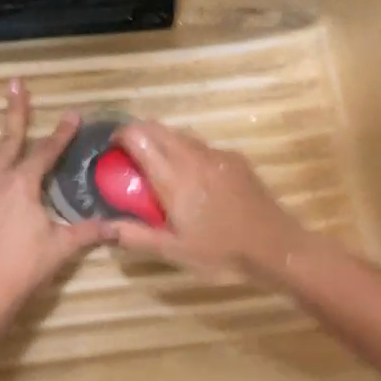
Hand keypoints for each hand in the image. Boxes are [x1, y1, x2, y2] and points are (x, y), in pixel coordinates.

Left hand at [0, 80, 116, 312]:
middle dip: (15, 110)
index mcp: (25, 184)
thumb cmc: (27, 265)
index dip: (62, 133)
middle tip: (15, 82)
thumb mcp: (63, 246)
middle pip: (10, 138)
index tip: (72, 113)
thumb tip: (119, 226)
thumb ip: (90, 231)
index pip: (48, 152)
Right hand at [112, 120, 307, 279]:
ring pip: (180, 135)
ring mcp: (217, 155)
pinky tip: (191, 179)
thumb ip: (135, 236)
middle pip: (157, 128)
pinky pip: (202, 146)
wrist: (277, 248)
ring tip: (157, 168)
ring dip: (162, 142)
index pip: (139, 137)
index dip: (120, 136)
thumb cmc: (221, 252)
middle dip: (138, 134)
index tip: (112, 150)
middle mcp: (193, 156)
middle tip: (128, 157)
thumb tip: (103, 228)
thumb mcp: (173, 251)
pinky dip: (186, 152)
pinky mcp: (235, 160)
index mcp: (173, 176)